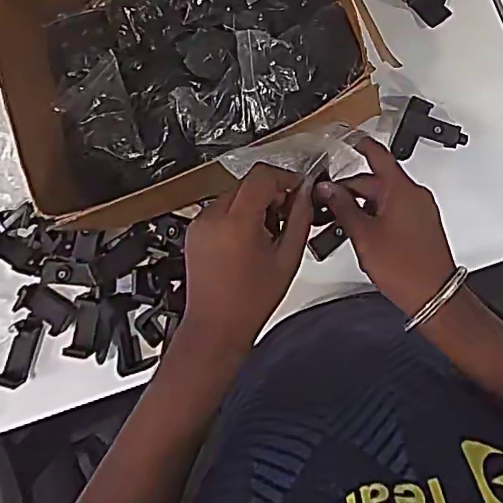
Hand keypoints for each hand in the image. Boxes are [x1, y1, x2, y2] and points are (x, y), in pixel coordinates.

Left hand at [180, 164, 311, 352]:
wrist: (215, 328)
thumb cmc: (248, 302)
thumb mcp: (287, 257)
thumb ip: (300, 217)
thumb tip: (306, 193)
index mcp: (237, 222)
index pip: (262, 175)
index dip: (285, 178)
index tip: (297, 189)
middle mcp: (213, 218)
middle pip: (250, 182)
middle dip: (272, 193)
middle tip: (287, 214)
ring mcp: (201, 224)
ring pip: (237, 193)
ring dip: (256, 204)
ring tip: (268, 233)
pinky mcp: (196, 231)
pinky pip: (223, 208)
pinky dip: (240, 215)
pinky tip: (250, 239)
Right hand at [315, 136, 458, 315]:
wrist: (433, 295)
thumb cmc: (407, 268)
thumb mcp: (364, 235)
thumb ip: (343, 207)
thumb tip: (330, 191)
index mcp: (402, 189)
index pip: (378, 155)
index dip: (360, 144)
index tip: (349, 138)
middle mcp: (414, 195)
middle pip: (376, 180)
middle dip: (350, 189)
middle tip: (327, 200)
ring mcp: (419, 209)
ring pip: (384, 197)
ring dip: (361, 205)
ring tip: (339, 221)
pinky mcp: (421, 224)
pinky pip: (394, 209)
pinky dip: (375, 214)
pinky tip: (360, 231)